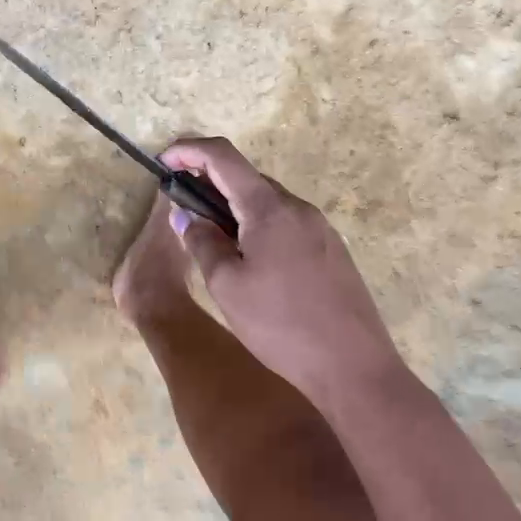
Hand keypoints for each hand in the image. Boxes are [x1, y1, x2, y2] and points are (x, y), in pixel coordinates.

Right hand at [163, 138, 405, 399]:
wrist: (357, 372)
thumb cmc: (282, 325)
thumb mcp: (226, 285)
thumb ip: (201, 241)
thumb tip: (186, 215)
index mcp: (269, 208)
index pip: (222, 156)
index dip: (188, 150)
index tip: (163, 162)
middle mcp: (297, 208)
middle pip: (245, 176)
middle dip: (208, 180)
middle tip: (182, 206)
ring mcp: (320, 229)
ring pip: (265, 201)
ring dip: (232, 205)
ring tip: (211, 236)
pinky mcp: (332, 250)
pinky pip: (285, 221)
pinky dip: (256, 223)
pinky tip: (249, 258)